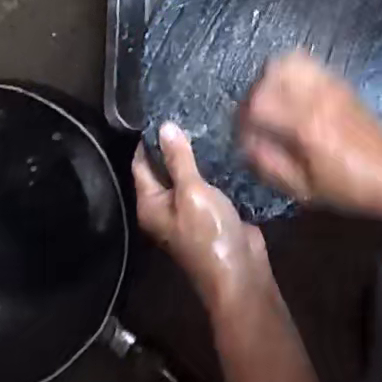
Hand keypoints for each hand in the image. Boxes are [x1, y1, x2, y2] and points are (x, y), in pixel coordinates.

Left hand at [133, 121, 270, 308]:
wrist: (240, 273)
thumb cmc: (208, 232)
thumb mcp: (190, 191)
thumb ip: (178, 159)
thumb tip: (164, 126)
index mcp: (150, 203)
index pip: (141, 163)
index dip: (149, 138)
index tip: (163, 109)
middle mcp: (165, 205)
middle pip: (164, 166)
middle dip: (175, 141)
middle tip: (188, 109)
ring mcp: (189, 209)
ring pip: (187, 173)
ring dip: (196, 152)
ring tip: (206, 119)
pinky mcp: (212, 210)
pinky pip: (207, 181)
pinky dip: (213, 165)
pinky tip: (223, 143)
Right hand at [238, 51, 381, 216]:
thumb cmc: (349, 187)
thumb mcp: (304, 189)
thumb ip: (269, 164)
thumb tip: (246, 143)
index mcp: (306, 125)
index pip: (258, 103)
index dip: (243, 118)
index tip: (245, 134)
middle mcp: (315, 96)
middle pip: (268, 75)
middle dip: (253, 95)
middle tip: (255, 118)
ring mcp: (328, 84)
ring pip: (286, 61)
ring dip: (270, 78)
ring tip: (272, 101)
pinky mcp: (338, 80)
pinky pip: (305, 61)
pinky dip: (290, 70)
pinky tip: (290, 92)